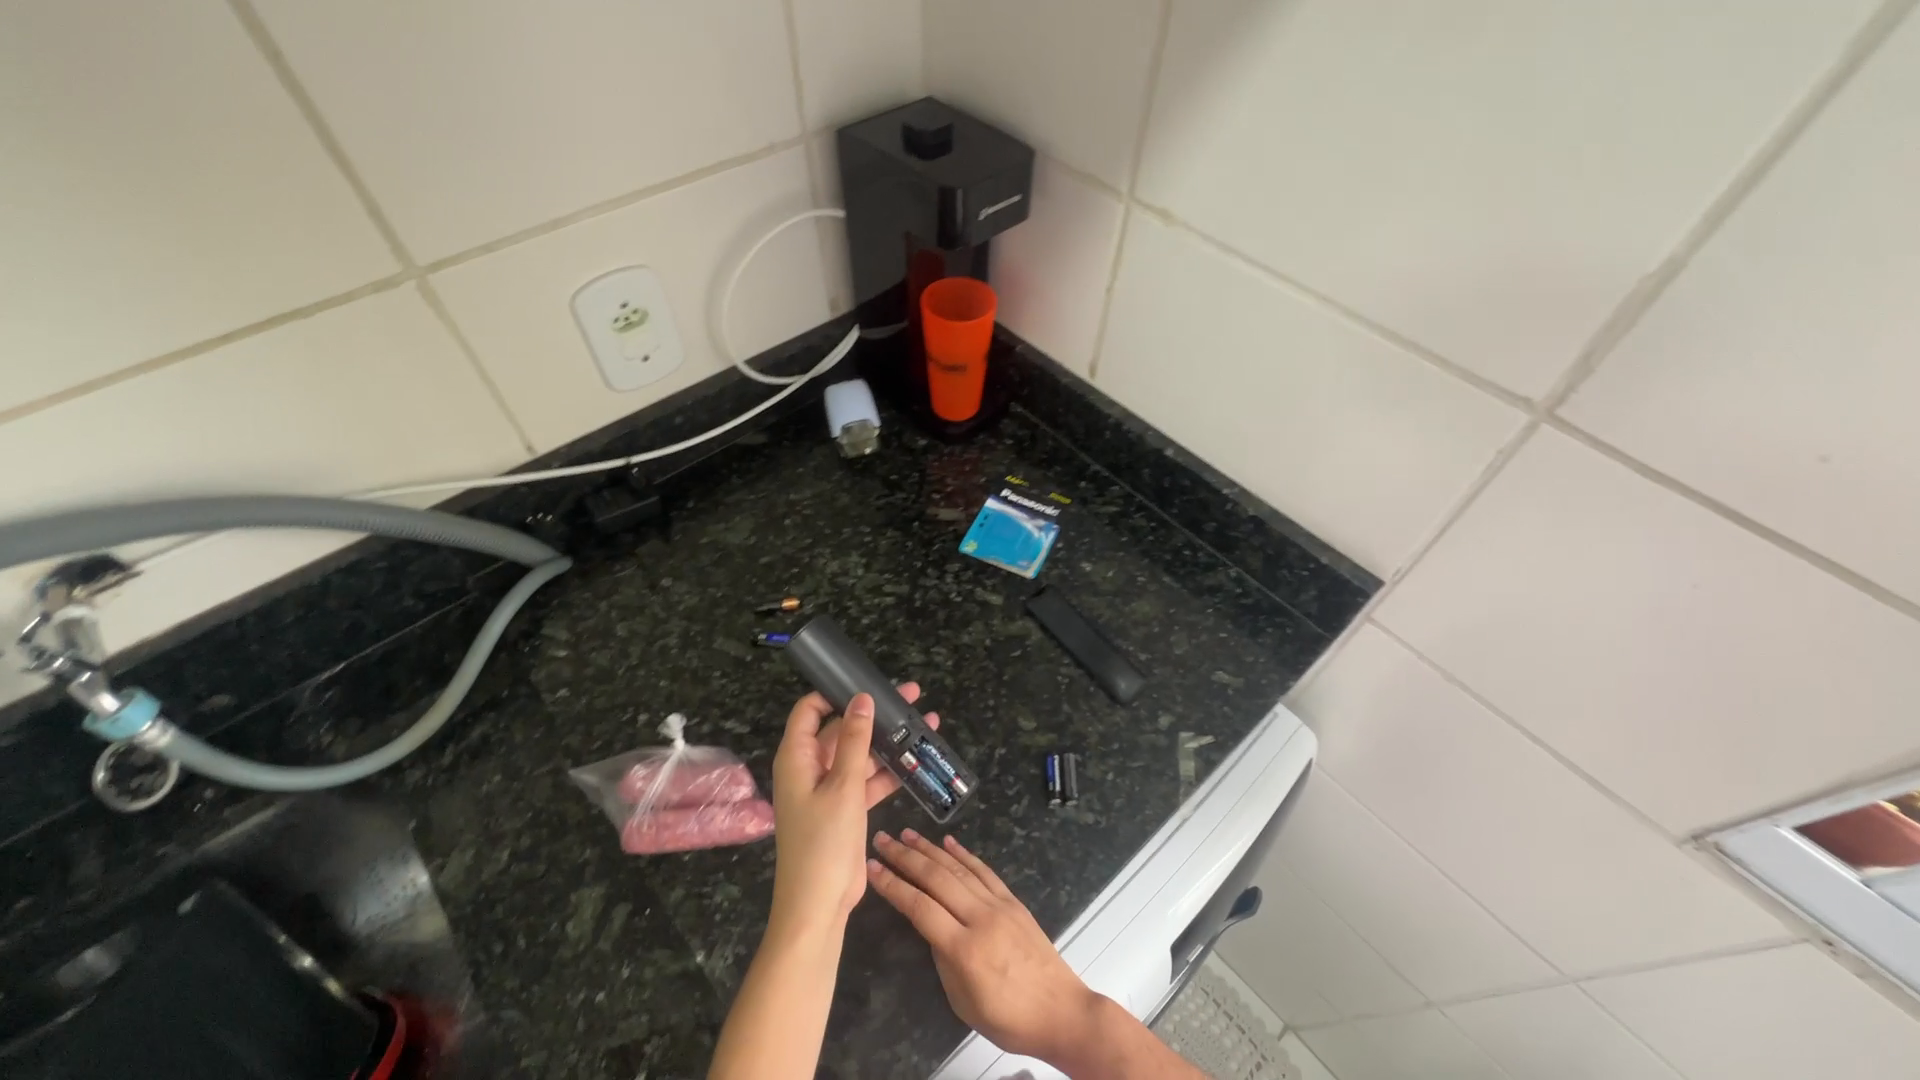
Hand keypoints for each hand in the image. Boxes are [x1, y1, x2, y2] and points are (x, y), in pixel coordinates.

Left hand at [770, 687, 940, 923]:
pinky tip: (917, 759)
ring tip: (925, 723)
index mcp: (797, 757)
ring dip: (888, 742)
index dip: (835, 693)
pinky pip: (867, 780)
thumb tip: (861, 700)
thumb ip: (853, 741)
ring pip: (859, 754)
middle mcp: (809, 768)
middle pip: (841, 729)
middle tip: (911, 696)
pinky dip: (889, 771)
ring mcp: (828, 789)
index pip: (809, 710)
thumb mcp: (842, 786)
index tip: (868, 682)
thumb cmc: (822, 841)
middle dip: (875, 714)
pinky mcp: (845, 809)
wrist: (818, 904)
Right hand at [867, 831, 1102, 1062]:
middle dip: (906, 857)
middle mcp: (981, 918)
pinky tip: (949, 842)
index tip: (872, 867)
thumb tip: (931, 928)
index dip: (893, 886)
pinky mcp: (1014, 903)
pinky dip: (964, 855)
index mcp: (964, 949)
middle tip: (882, 838)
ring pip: (959, 869)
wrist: (1061, 1012)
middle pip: (937, 879)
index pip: (919, 907)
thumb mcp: (963, 1001)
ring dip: (930, 849)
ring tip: (907, 834)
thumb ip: (943, 959)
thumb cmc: (1008, 1018)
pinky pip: (984, 872)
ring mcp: (1000, 906)